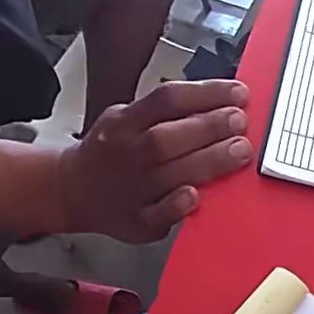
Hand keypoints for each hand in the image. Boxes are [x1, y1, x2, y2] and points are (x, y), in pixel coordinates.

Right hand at [56, 80, 252, 242]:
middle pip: (167, 137)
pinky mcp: (137, 220)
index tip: (238, 93)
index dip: (205, 93)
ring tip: (240, 151)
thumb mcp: (128, 118)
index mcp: (125, 122)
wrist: (73, 190)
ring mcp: (132, 188)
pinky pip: (158, 214)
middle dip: (208, 127)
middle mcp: (128, 153)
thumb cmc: (113, 151)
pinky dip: (176, 206)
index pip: (167, 99)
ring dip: (208, 161)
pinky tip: (196, 195)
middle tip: (240, 122)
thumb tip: (222, 103)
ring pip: (169, 173)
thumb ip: (169, 113)